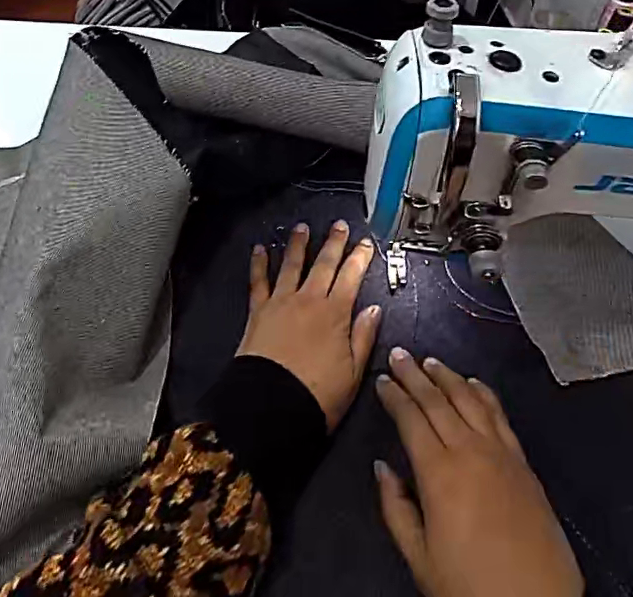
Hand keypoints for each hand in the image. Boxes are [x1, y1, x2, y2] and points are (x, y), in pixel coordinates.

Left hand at [237, 220, 380, 429]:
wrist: (270, 407)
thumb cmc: (318, 396)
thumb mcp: (353, 373)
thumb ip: (364, 336)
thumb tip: (374, 308)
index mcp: (335, 314)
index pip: (351, 277)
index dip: (360, 258)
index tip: (365, 243)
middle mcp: (309, 300)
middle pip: (323, 264)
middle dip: (333, 243)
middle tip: (339, 225)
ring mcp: (281, 302)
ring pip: (292, 265)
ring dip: (298, 244)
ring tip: (302, 227)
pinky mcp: (258, 311)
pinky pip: (258, 281)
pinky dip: (259, 264)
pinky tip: (259, 249)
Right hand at [375, 351, 582, 596]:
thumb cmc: (471, 588)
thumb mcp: (420, 559)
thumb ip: (396, 508)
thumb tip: (382, 467)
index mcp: (438, 473)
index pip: (410, 419)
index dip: (394, 395)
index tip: (381, 379)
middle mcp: (468, 450)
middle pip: (437, 400)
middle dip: (414, 374)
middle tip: (399, 354)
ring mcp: (499, 452)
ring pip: (468, 399)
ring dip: (446, 376)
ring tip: (430, 361)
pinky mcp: (522, 460)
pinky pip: (499, 414)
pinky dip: (483, 392)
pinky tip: (472, 383)